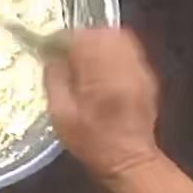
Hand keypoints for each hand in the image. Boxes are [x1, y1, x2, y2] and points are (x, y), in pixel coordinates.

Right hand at [43, 28, 163, 180]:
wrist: (129, 160)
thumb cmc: (89, 142)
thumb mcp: (60, 115)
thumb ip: (55, 81)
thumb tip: (51, 57)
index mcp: (99, 80)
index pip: (81, 40)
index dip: (60, 38)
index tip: (47, 46)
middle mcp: (123, 70)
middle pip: (103, 32)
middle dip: (80, 35)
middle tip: (64, 49)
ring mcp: (139, 71)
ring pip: (119, 36)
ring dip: (96, 39)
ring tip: (81, 54)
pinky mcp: (146, 76)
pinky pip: (128, 48)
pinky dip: (110, 48)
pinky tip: (98, 64)